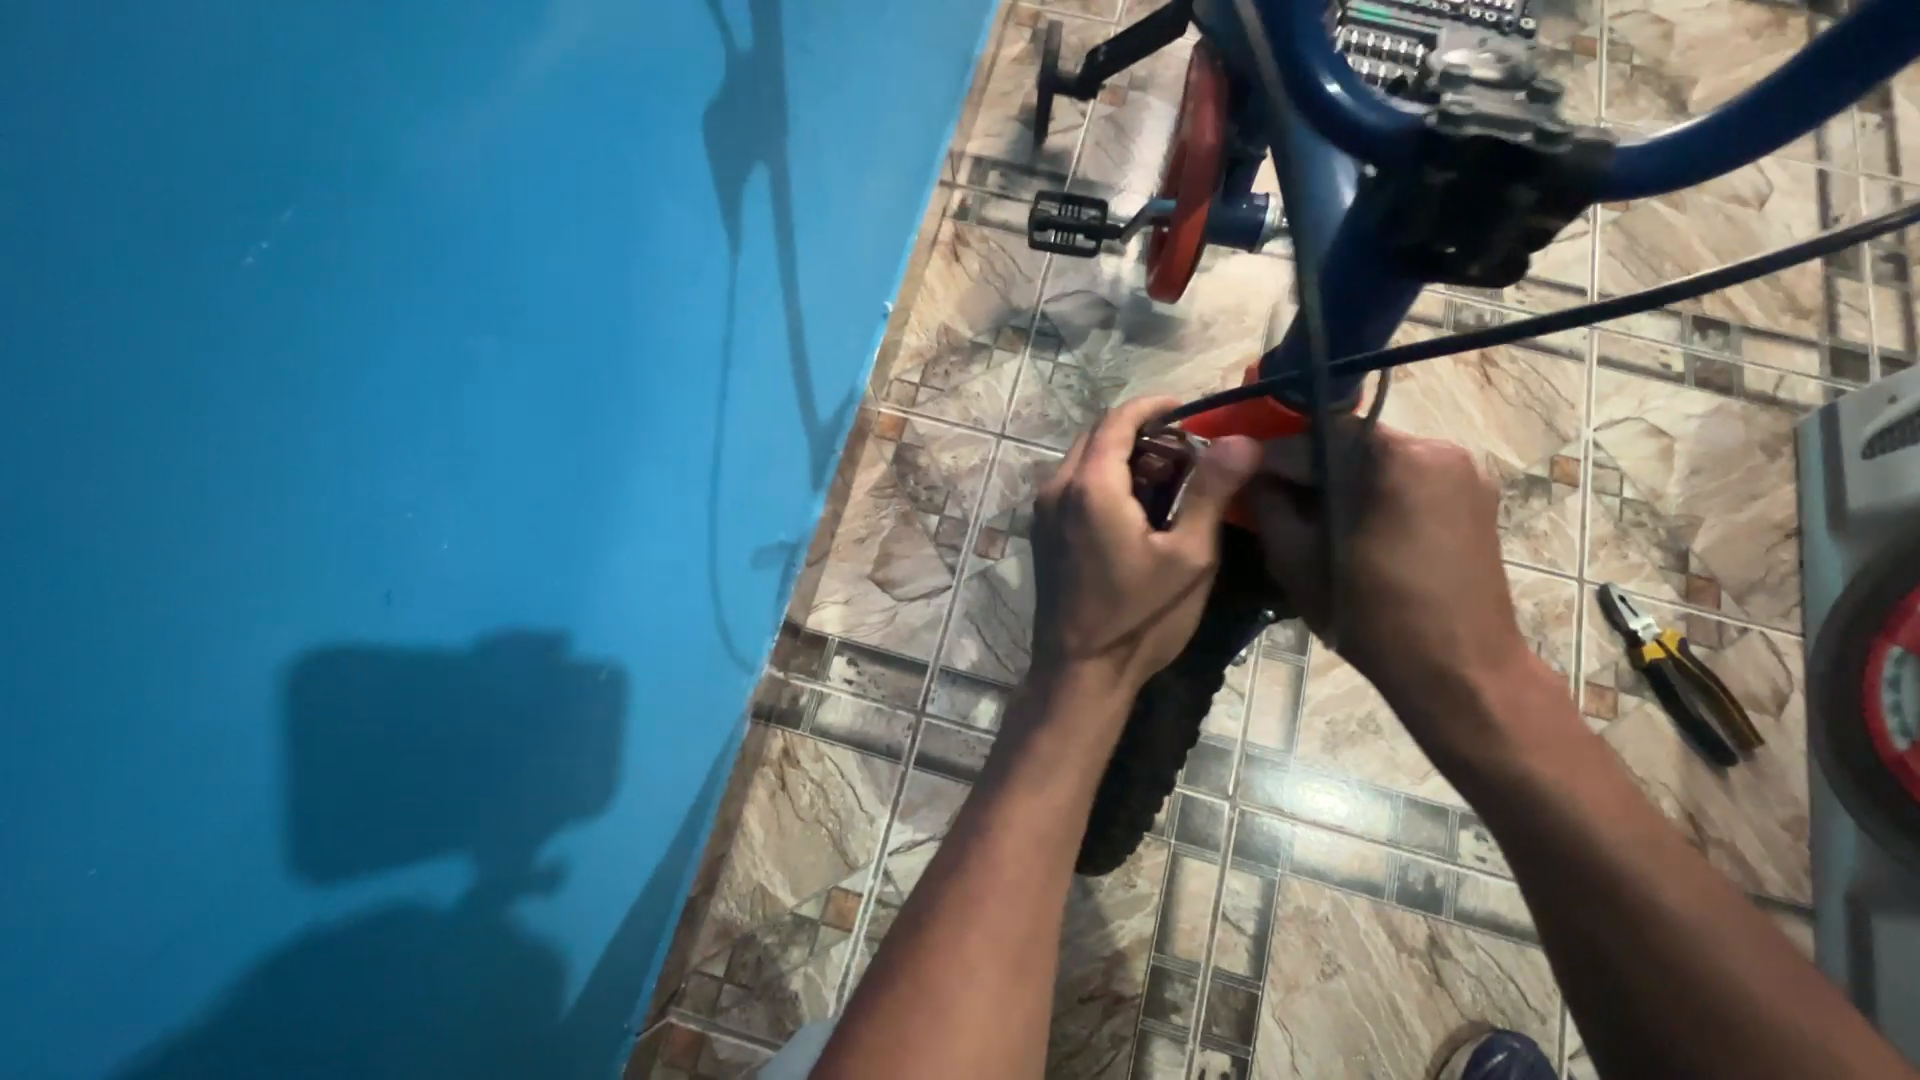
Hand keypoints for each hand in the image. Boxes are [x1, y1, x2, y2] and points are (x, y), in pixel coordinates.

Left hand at [1029, 397, 1258, 699]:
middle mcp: (1057, 488)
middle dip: (1142, 432)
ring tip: (1170, 481)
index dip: (1156, 407)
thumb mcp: (1189, 557)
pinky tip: (1138, 509)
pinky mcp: (1043, 534)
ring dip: (1123, 457)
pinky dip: (1104, 481)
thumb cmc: (1139, 618)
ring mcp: (1043, 512)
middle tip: (1188, 452)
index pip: (1118, 418)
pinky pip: (1073, 486)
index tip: (1193, 412)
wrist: (1079, 673)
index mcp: (1091, 486)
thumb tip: (1242, 439)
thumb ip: (1212, 491)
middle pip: (1098, 436)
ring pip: (1084, 460)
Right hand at [1246, 425, 1544, 756]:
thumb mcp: (1297, 561)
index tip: (1241, 475)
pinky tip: (1350, 530)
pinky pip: (1407, 482)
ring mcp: (1465, 475)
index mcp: (1399, 458)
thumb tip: (1252, 475)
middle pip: (1352, 443)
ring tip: (1308, 518)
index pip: (1318, 433)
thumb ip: (1268, 505)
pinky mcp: (1475, 502)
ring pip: (1379, 462)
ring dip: (1340, 482)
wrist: (1460, 673)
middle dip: (1308, 468)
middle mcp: (1440, 451)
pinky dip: (1372, 495)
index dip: (1273, 454)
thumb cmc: (1372, 617)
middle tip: (1272, 498)